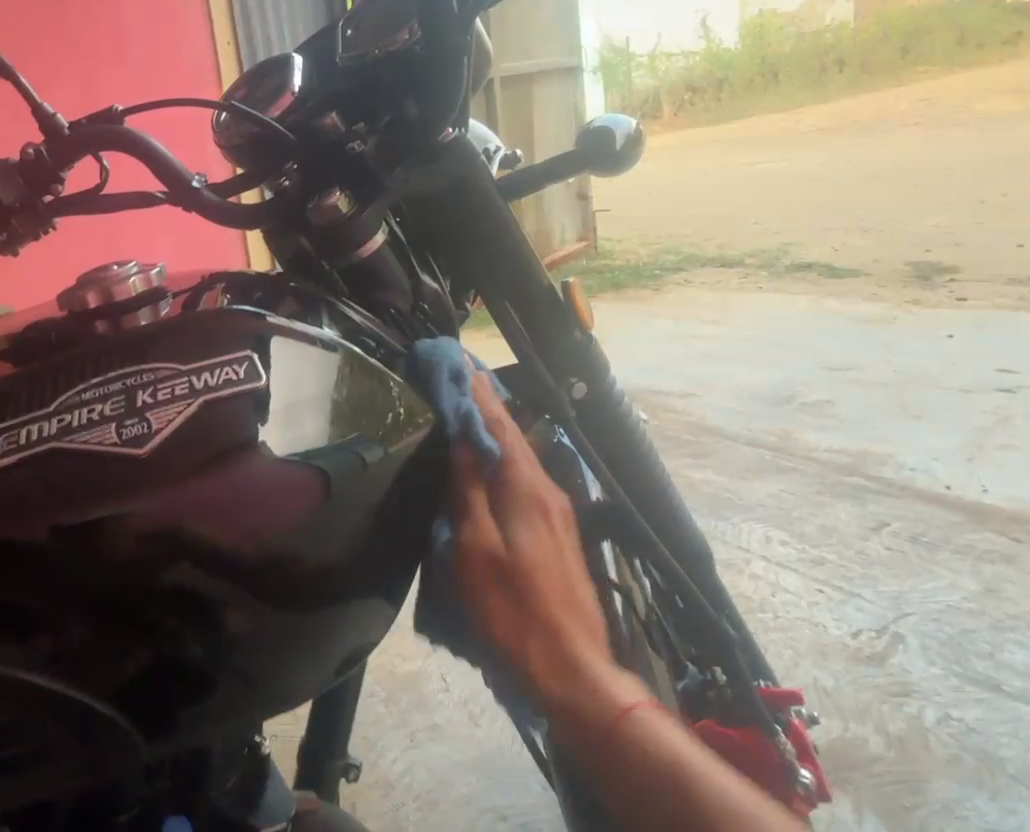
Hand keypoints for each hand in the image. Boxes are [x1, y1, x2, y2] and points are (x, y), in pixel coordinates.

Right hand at [446, 359, 633, 713]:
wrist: (571, 669)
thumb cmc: (512, 609)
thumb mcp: (475, 549)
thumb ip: (469, 491)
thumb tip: (462, 440)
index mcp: (526, 488)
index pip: (499, 425)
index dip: (477, 393)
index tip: (458, 361)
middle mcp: (549, 491)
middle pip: (514, 436)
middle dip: (486, 405)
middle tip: (459, 377)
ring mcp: (559, 513)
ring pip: (522, 457)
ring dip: (496, 430)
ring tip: (470, 409)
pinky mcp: (559, 534)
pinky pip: (527, 479)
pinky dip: (505, 457)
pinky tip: (492, 461)